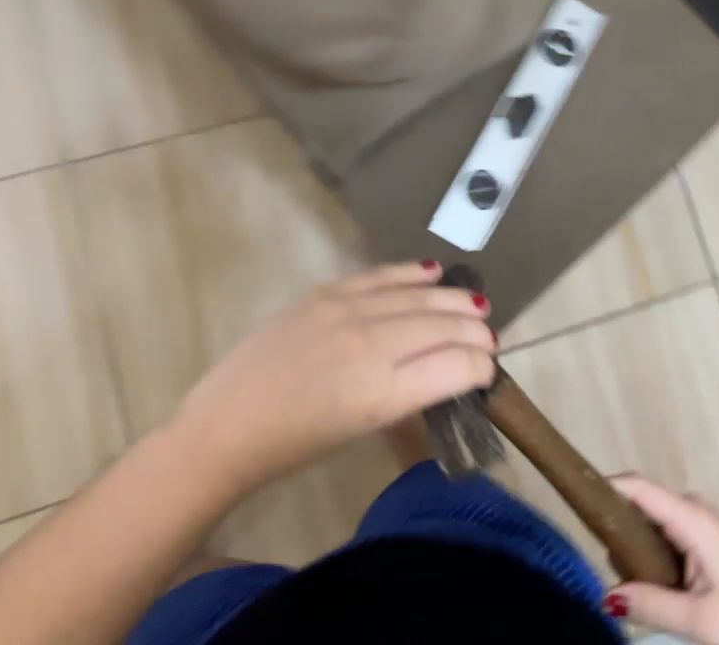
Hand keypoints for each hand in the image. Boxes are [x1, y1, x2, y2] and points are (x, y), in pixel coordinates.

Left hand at [169, 262, 494, 495]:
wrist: (228, 427)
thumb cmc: (295, 447)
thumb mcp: (363, 430)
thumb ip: (408, 395)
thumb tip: (445, 369)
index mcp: (382, 394)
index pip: (456, 366)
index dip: (481, 365)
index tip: (488, 368)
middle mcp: (371, 346)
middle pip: (443, 326)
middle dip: (475, 330)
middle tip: (491, 337)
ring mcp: (345, 313)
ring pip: (417, 297)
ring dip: (453, 300)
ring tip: (476, 305)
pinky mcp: (323, 295)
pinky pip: (379, 277)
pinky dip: (410, 273)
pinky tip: (435, 272)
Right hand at [606, 477, 718, 644]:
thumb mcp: (700, 621)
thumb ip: (650, 603)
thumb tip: (606, 594)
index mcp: (694, 520)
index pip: (640, 487)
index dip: (606, 485)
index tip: (573, 492)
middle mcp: (700, 516)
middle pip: (645, 506)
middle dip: (620, 528)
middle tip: (603, 562)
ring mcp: (709, 532)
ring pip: (657, 527)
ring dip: (638, 548)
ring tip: (628, 582)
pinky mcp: (715, 551)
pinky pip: (672, 542)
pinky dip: (655, 558)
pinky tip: (652, 587)